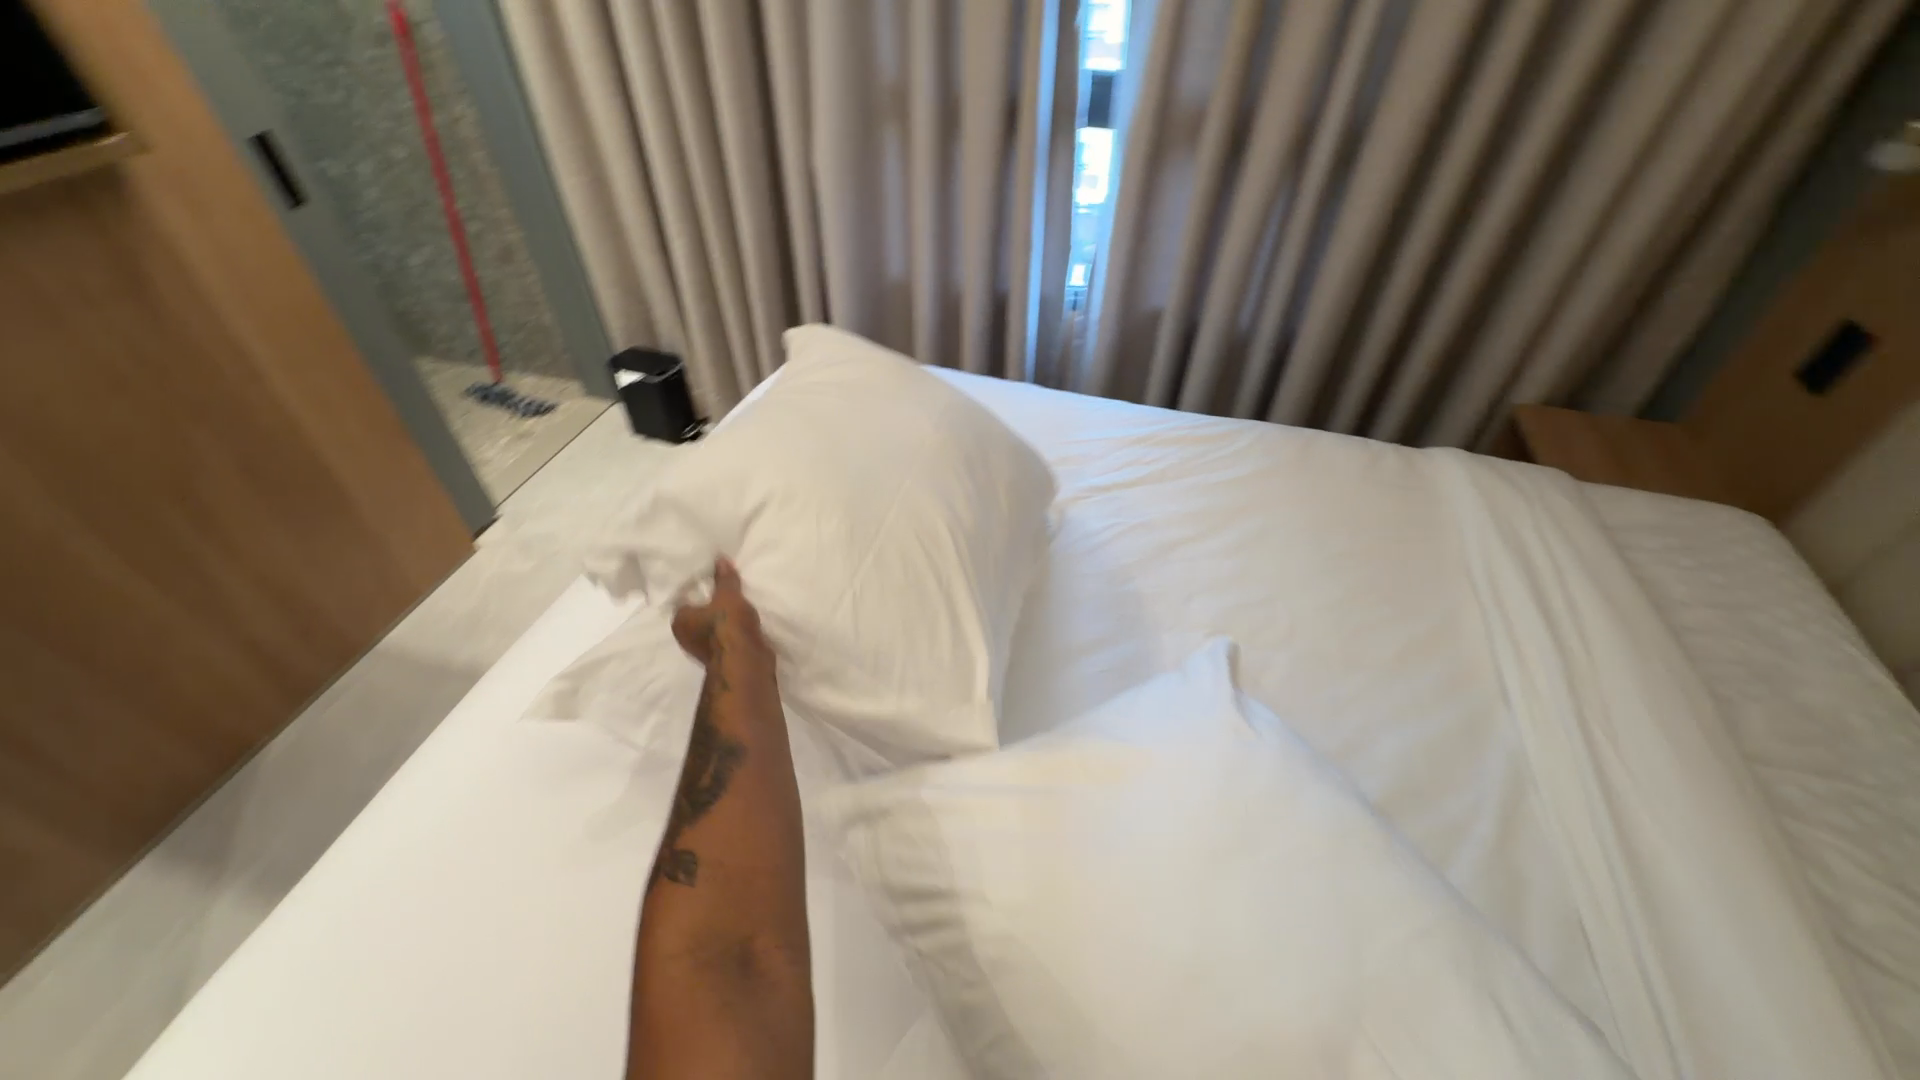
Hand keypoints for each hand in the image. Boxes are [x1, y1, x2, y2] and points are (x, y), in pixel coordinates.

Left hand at [671, 557, 770, 669]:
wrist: (746, 663)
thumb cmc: (728, 626)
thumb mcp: (728, 596)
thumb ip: (724, 578)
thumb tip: (720, 558)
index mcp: (679, 620)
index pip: (684, 598)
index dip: (697, 587)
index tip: (711, 577)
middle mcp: (686, 636)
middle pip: (699, 613)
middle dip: (712, 603)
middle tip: (727, 586)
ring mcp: (704, 648)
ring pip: (713, 626)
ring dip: (724, 618)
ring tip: (740, 600)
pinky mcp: (722, 656)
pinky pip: (726, 636)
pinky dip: (734, 629)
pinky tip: (746, 618)